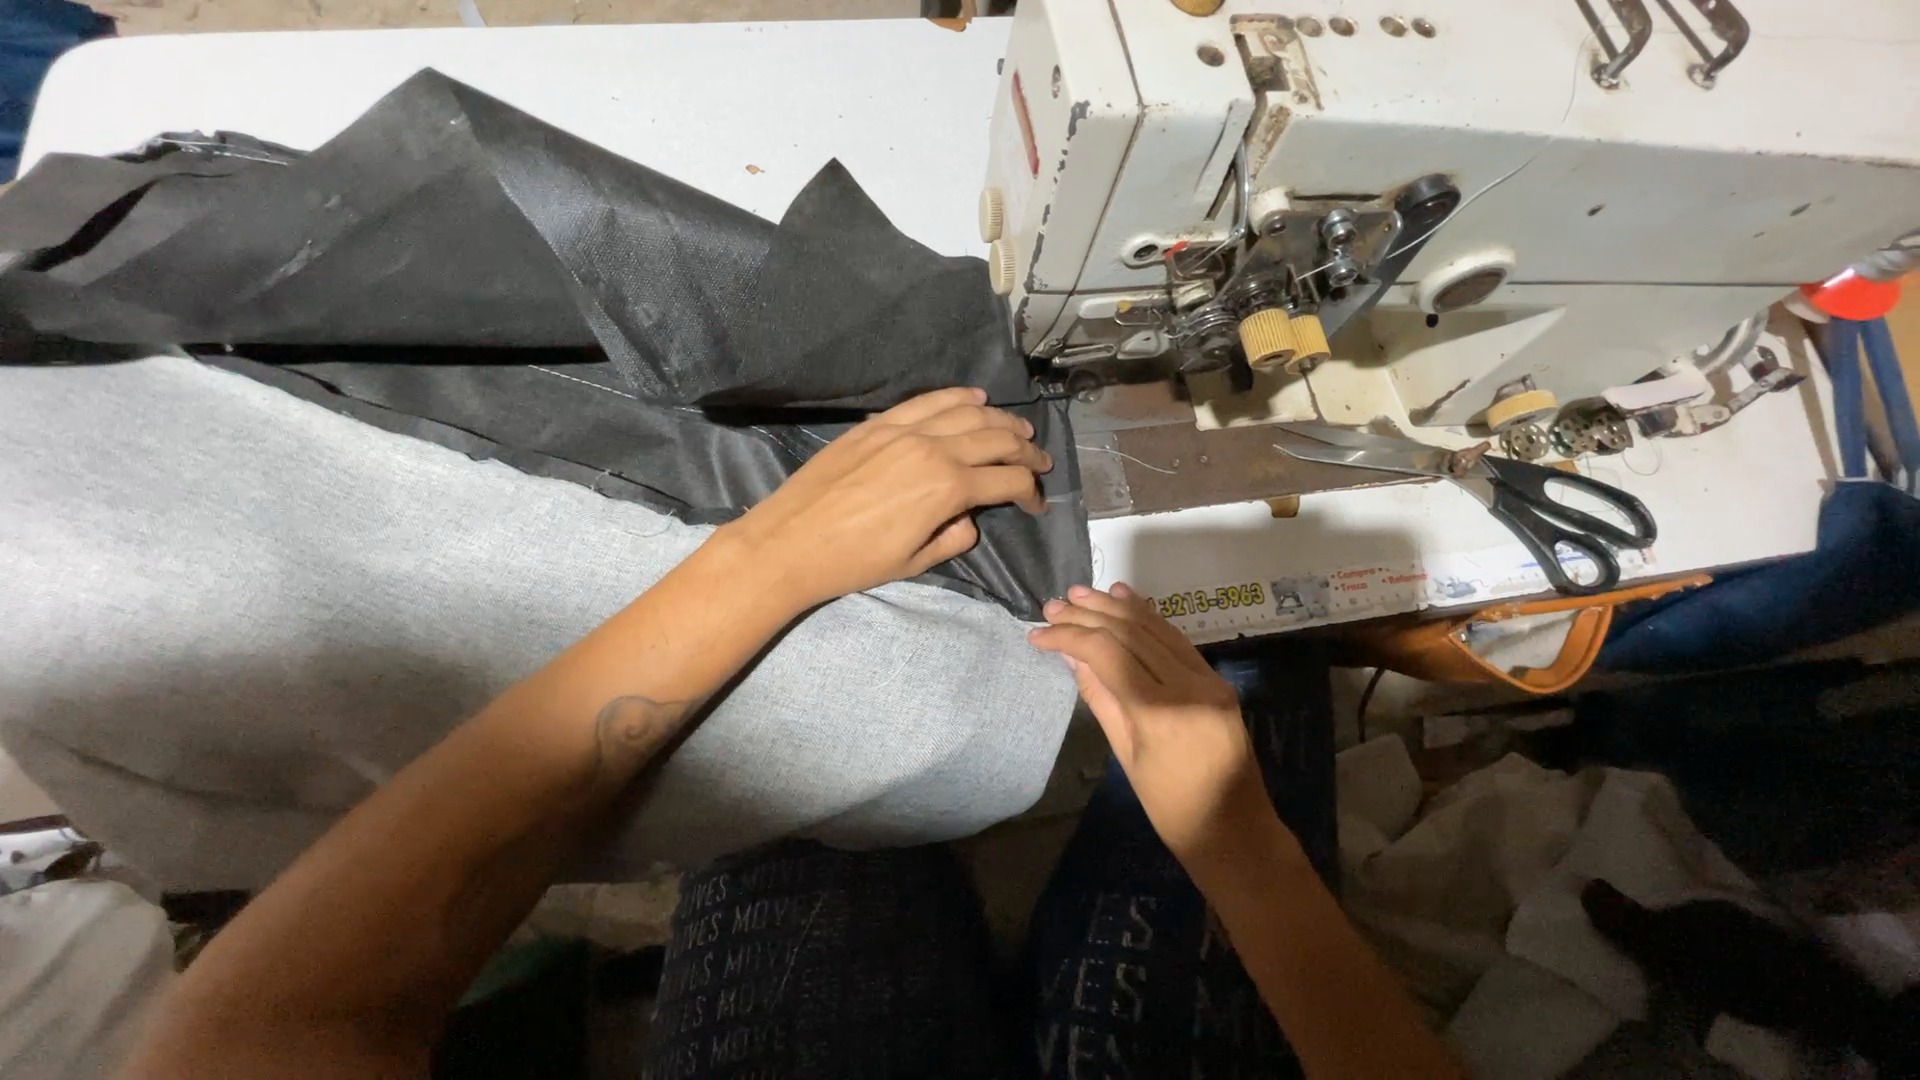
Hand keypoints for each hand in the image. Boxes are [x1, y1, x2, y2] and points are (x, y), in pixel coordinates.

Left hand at [722, 387, 1050, 610]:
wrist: (790, 542)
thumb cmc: (854, 562)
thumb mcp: (915, 562)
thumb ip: (955, 536)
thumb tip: (967, 516)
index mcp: (947, 488)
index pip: (1008, 481)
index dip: (1031, 492)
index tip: (1036, 504)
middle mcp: (933, 449)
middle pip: (997, 439)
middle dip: (1027, 451)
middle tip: (1041, 461)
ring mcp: (903, 430)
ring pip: (967, 412)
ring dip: (1001, 419)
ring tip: (1019, 428)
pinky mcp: (878, 424)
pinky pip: (927, 401)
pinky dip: (958, 397)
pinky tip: (975, 399)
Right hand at [1027, 584, 1276, 862]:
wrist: (1236, 832)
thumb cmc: (1171, 809)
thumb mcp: (1126, 756)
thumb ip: (1100, 698)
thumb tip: (1071, 656)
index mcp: (1160, 712)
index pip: (1108, 653)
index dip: (1069, 637)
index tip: (1038, 634)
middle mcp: (1189, 685)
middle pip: (1131, 633)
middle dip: (1088, 615)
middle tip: (1053, 606)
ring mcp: (1208, 679)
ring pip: (1155, 628)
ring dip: (1115, 607)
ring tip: (1080, 595)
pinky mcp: (1216, 680)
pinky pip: (1177, 640)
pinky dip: (1148, 617)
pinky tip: (1125, 599)